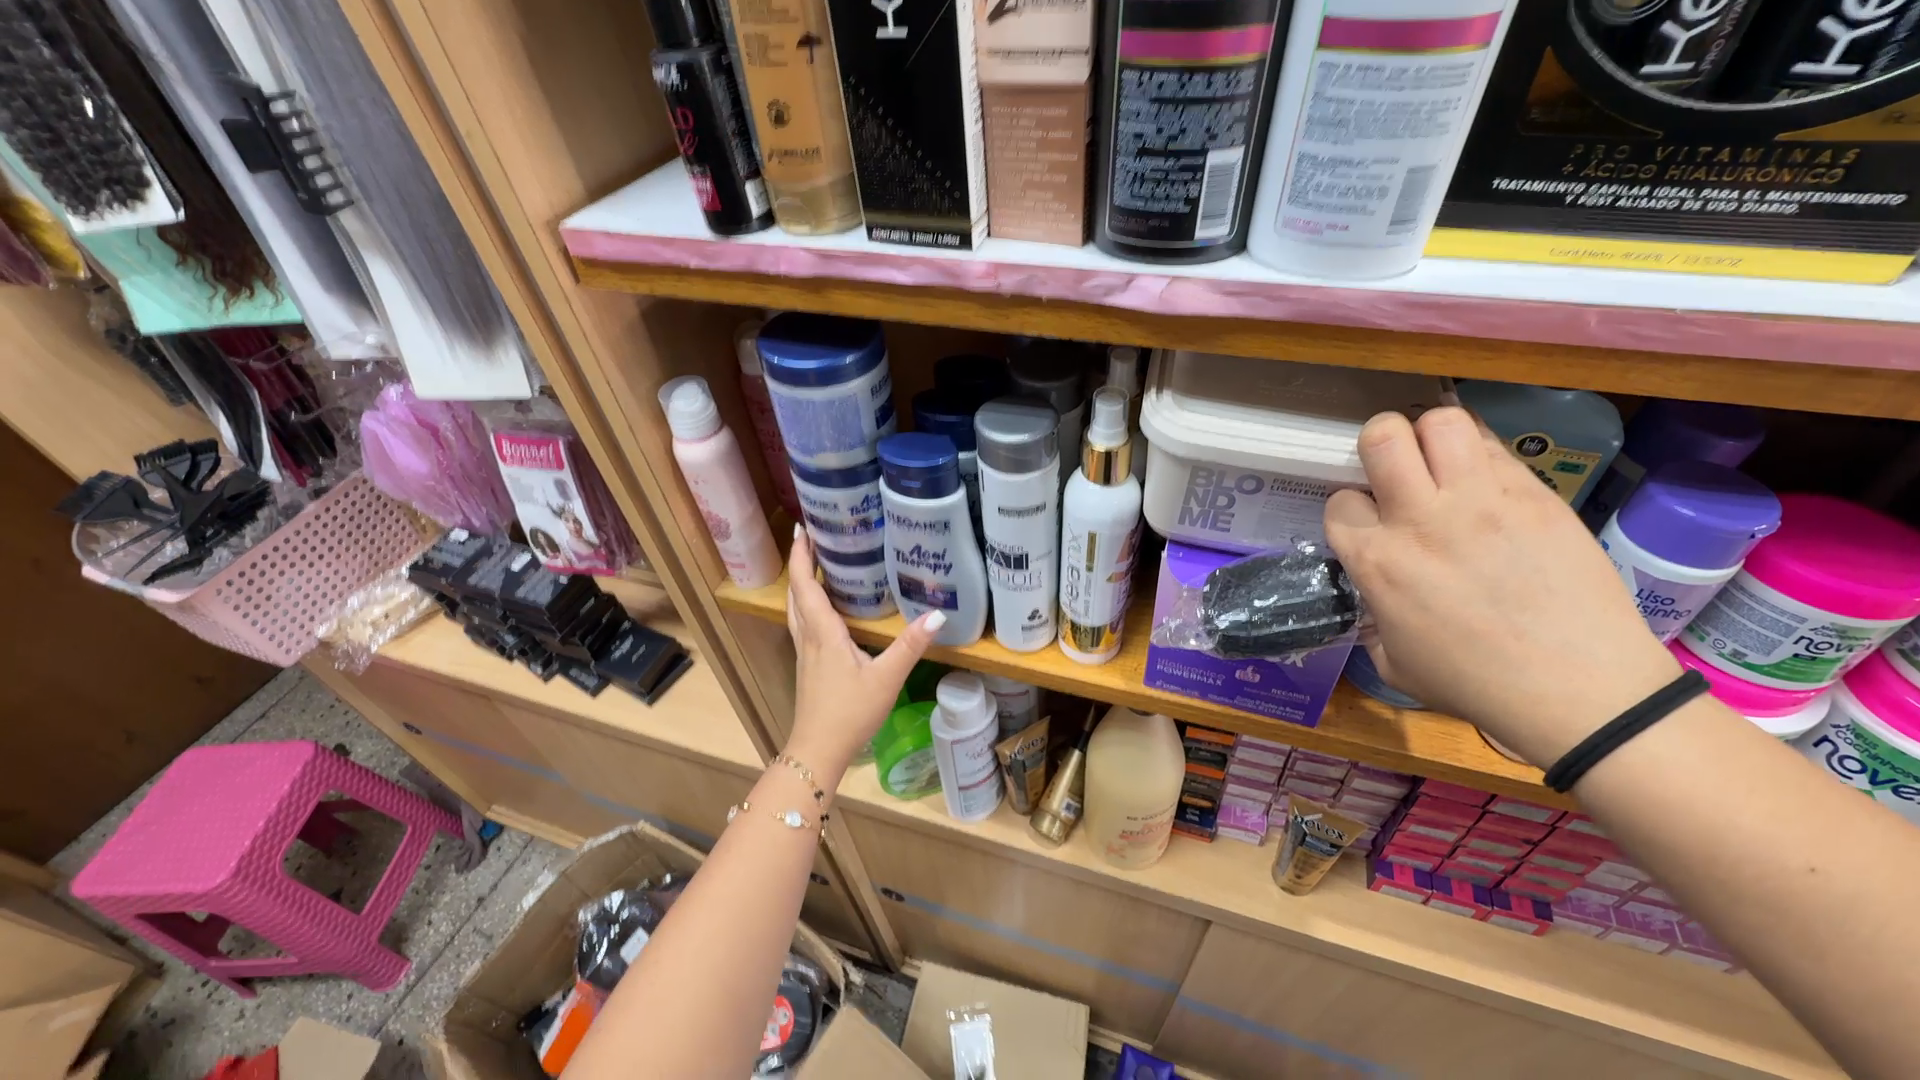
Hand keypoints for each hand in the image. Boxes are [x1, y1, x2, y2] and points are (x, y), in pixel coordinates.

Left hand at [785, 527, 942, 774]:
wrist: (818, 750)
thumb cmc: (849, 713)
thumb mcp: (886, 678)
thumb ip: (910, 646)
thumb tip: (938, 614)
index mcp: (822, 633)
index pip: (806, 585)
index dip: (801, 556)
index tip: (802, 528)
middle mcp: (808, 638)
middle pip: (796, 593)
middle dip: (800, 564)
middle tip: (811, 539)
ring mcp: (804, 654)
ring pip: (796, 610)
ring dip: (801, 585)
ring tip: (814, 566)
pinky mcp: (807, 667)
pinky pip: (802, 625)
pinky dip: (807, 606)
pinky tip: (824, 610)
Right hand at [1323, 408, 1679, 766]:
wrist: (1579, 689)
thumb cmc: (1476, 685)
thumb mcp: (1395, 663)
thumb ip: (1372, 618)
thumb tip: (1375, 597)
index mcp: (1378, 562)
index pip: (1340, 501)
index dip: (1351, 511)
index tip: (1370, 525)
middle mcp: (1421, 519)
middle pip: (1383, 436)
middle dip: (1380, 445)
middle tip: (1397, 470)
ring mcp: (1482, 500)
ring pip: (1441, 422)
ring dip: (1431, 436)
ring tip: (1442, 462)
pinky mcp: (1535, 495)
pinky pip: (1494, 446)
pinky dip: (1479, 453)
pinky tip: (1485, 481)